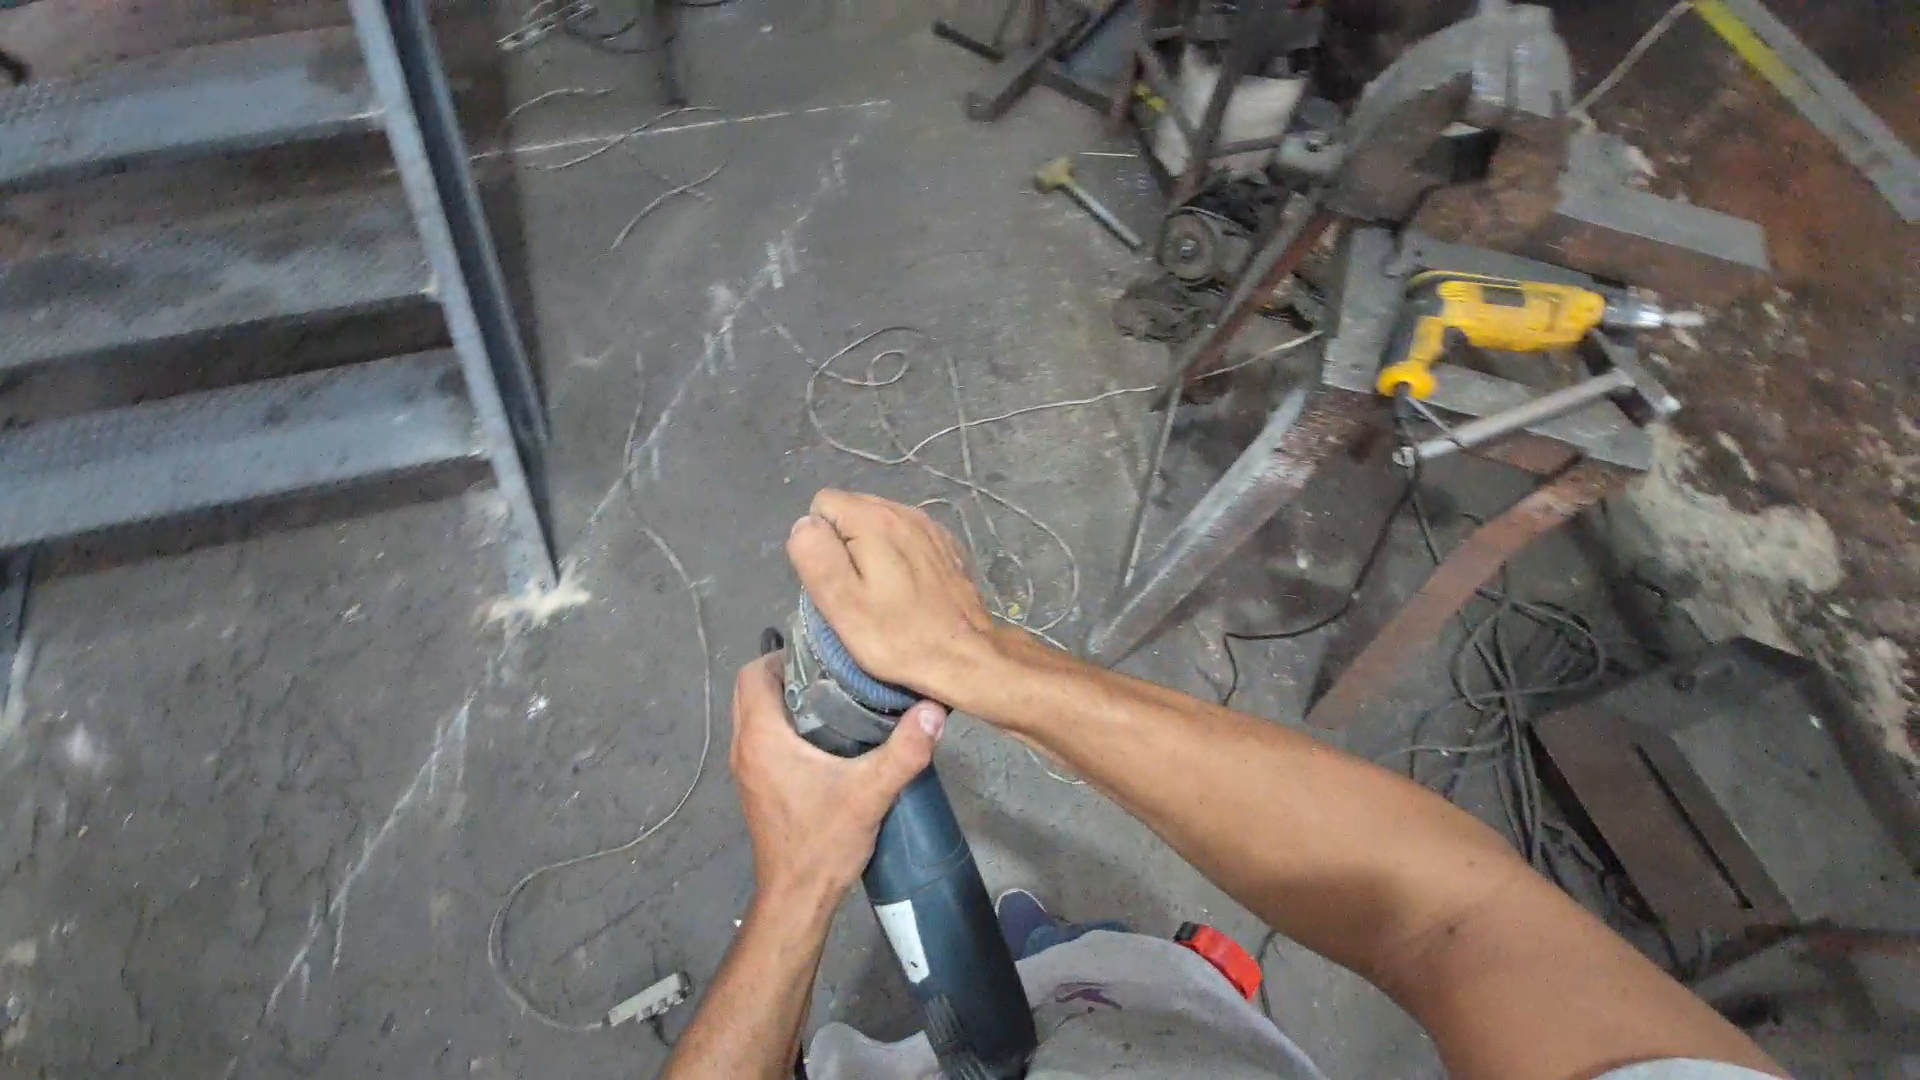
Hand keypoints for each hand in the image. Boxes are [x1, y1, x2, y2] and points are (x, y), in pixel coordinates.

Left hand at [729, 653, 946, 907]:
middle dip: (785, 672)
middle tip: (833, 670)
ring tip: (833, 694)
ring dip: (783, 698)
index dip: (782, 654)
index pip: (753, 674)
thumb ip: (904, 751)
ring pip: (754, 714)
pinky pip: (761, 736)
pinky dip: (782, 723)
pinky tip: (825, 733)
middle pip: (751, 689)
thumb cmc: (823, 841)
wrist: (796, 899)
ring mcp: (747, 769)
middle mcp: (745, 747)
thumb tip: (935, 710)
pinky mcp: (757, 786)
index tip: (823, 652)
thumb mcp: (870, 793)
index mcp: (761, 738)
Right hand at [786, 490, 999, 699]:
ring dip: (874, 552)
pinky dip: (902, 558)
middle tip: (857, 593)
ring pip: (882, 525)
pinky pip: (909, 540)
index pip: (822, 505)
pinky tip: (910, 591)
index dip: (820, 543)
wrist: (967, 656)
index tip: (836, 581)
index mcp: (875, 519)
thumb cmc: (898, 636)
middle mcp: (906, 512)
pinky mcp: (949, 547)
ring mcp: (933, 528)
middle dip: (846, 545)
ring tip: (883, 594)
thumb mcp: (841, 602)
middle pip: (853, 511)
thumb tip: (805, 524)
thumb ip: (815, 554)